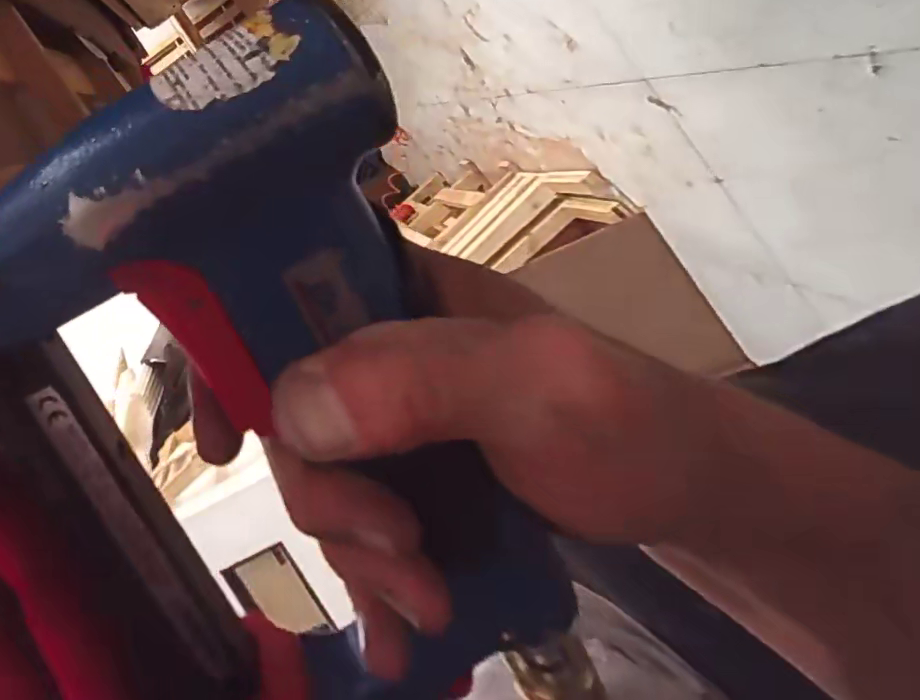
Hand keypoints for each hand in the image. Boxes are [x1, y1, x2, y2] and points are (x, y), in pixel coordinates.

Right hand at [193, 248, 735, 679]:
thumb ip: (421, 380)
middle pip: (284, 402)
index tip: (226, 434)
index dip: (227, 347)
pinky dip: (362, 579)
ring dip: (353, 548)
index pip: (271, 289)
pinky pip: (347, 519)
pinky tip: (398, 634)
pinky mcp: (401, 469)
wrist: (693, 500)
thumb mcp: (539, 385)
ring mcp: (384, 409)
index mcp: (389, 286)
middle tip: (389, 546)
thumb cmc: (629, 420)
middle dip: (321, 487)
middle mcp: (372, 339)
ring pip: (313, 472)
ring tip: (425, 599)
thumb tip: (291, 410)